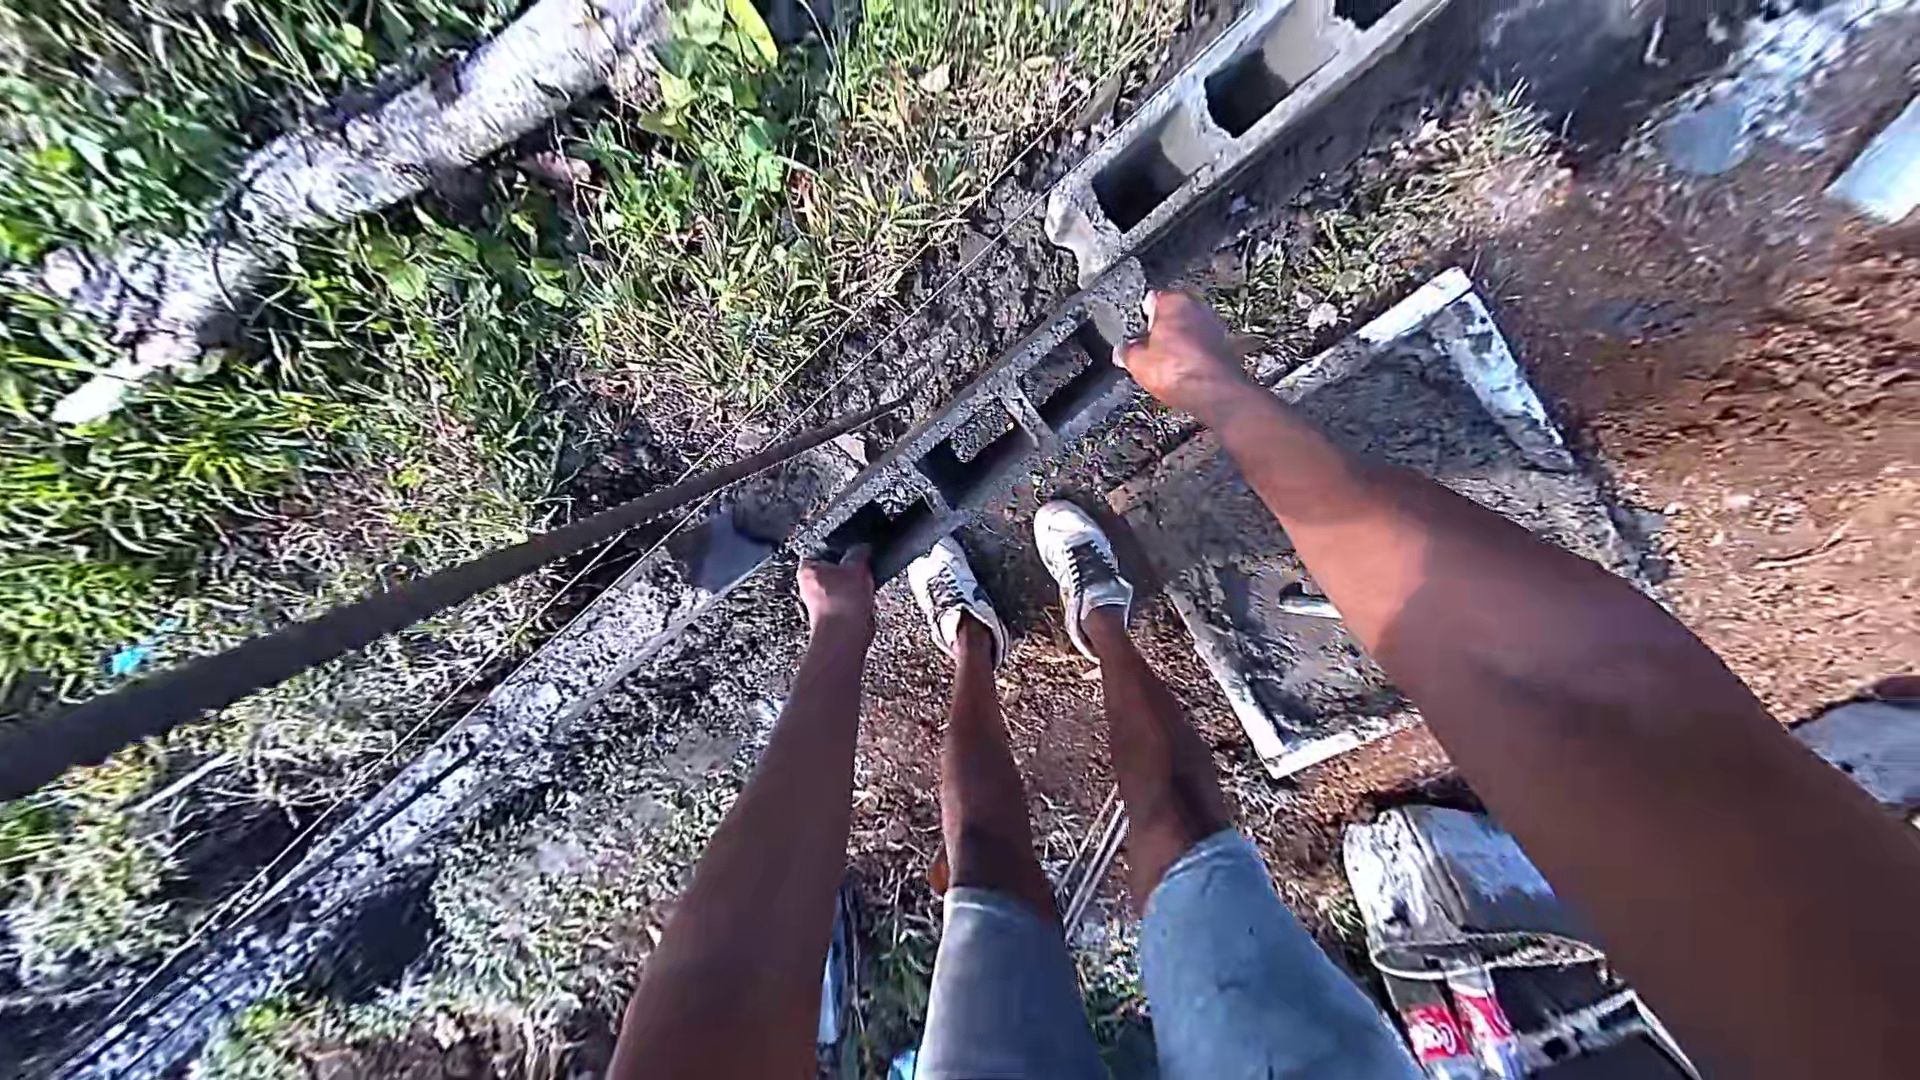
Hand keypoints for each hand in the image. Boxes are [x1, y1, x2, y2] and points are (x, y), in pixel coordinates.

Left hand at [798, 546, 874, 635]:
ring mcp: (819, 602)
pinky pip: (847, 601)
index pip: (825, 549)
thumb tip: (862, 548)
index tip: (859, 549)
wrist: (846, 635)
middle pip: (835, 568)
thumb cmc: (843, 602)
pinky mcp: (832, 615)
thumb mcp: (857, 567)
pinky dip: (856, 600)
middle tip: (864, 569)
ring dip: (855, 586)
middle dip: (850, 569)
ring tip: (865, 587)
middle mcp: (808, 585)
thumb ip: (859, 553)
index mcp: (808, 569)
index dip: (844, 548)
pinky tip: (865, 601)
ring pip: (842, 585)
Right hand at [1115, 290, 1258, 422]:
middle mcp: (1197, 307)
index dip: (1140, 317)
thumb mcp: (1137, 363)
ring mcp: (1213, 326)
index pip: (1151, 300)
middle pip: (1171, 316)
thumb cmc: (1178, 371)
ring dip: (1177, 345)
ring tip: (1164, 367)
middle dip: (1160, 332)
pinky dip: (1191, 357)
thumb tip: (1122, 351)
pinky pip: (1200, 348)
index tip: (1134, 330)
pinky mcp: (1224, 346)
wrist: (1212, 393)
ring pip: (1188, 331)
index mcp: (1173, 302)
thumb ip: (1127, 352)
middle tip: (1146, 352)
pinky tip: (1182, 374)